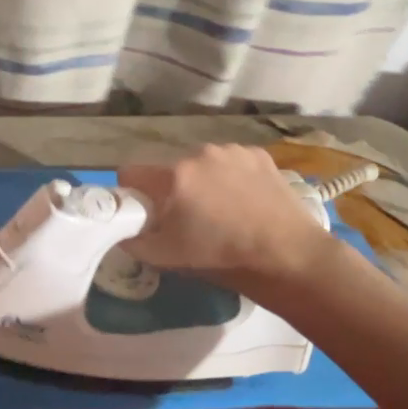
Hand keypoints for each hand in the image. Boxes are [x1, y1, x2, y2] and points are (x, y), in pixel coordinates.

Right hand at [117, 144, 340, 295]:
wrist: (289, 256)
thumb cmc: (221, 257)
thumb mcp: (165, 257)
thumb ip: (130, 240)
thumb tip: (119, 229)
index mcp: (173, 176)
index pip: (129, 172)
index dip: (131, 194)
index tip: (145, 214)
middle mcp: (199, 153)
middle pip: (166, 169)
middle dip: (169, 190)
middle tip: (186, 219)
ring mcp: (232, 151)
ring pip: (199, 164)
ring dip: (200, 181)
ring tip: (219, 210)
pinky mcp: (259, 155)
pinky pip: (228, 162)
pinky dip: (228, 177)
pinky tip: (242, 200)